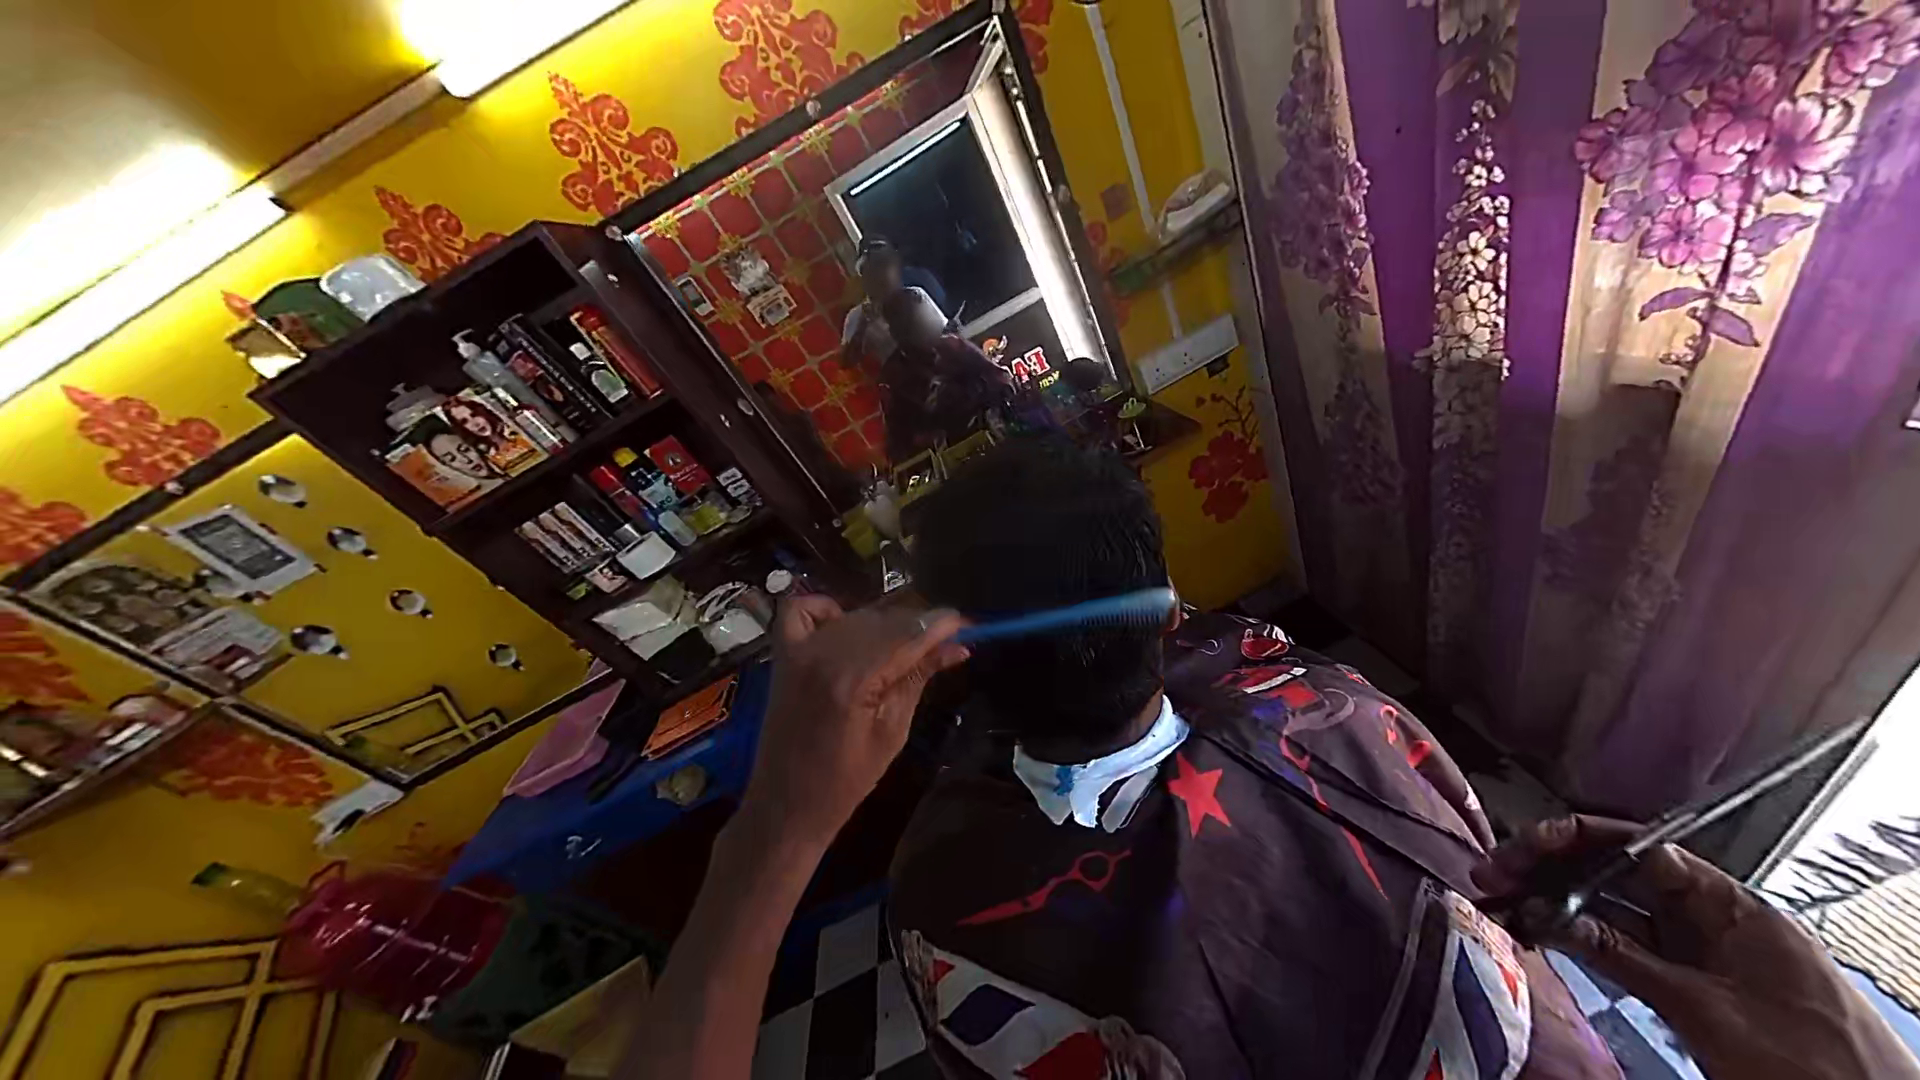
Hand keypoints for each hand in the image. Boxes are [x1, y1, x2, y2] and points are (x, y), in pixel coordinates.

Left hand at [738, 595, 967, 850]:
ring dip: (884, 622)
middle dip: (919, 624)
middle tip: (945, 640)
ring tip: (905, 643)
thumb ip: (919, 679)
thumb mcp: (893, 732)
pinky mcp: (783, 654)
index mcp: (853, 680)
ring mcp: (798, 651)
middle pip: (883, 620)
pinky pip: (802, 610)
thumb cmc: (846, 780)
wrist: (786, 803)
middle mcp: (824, 655)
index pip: (906, 635)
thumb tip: (956, 647)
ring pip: (854, 615)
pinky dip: (827, 610)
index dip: (940, 625)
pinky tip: (845, 626)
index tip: (966, 623)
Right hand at [1475, 815, 1919, 1079]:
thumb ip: (1620, 957)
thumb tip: (1542, 915)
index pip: (1638, 848)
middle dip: (1549, 870)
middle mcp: (1710, 918)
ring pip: (1608, 908)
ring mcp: (1695, 951)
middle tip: (1493, 874)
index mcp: (1732, 907)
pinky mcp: (1684, 981)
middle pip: (1614, 874)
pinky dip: (1574, 937)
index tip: (1522, 846)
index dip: (1575, 838)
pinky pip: (1618, 945)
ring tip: (1499, 900)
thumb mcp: (1707, 1010)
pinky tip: (1535, 933)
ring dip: (1552, 903)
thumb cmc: (1811, 1069)